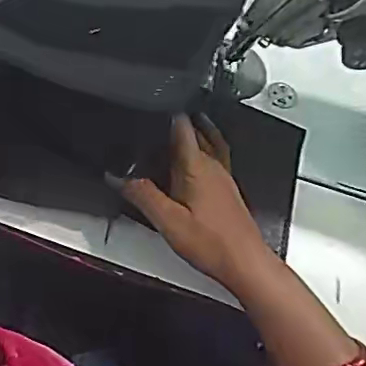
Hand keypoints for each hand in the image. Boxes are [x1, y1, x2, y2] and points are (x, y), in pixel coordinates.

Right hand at [123, 115, 269, 282]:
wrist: (247, 265)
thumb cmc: (215, 244)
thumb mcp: (167, 220)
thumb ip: (141, 195)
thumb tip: (118, 176)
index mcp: (197, 167)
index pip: (182, 127)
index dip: (167, 111)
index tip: (154, 100)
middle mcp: (214, 168)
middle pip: (197, 132)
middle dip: (180, 119)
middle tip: (165, 110)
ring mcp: (223, 179)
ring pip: (209, 144)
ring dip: (196, 131)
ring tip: (184, 123)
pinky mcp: (227, 192)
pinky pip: (215, 159)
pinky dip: (203, 150)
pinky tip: (195, 161)